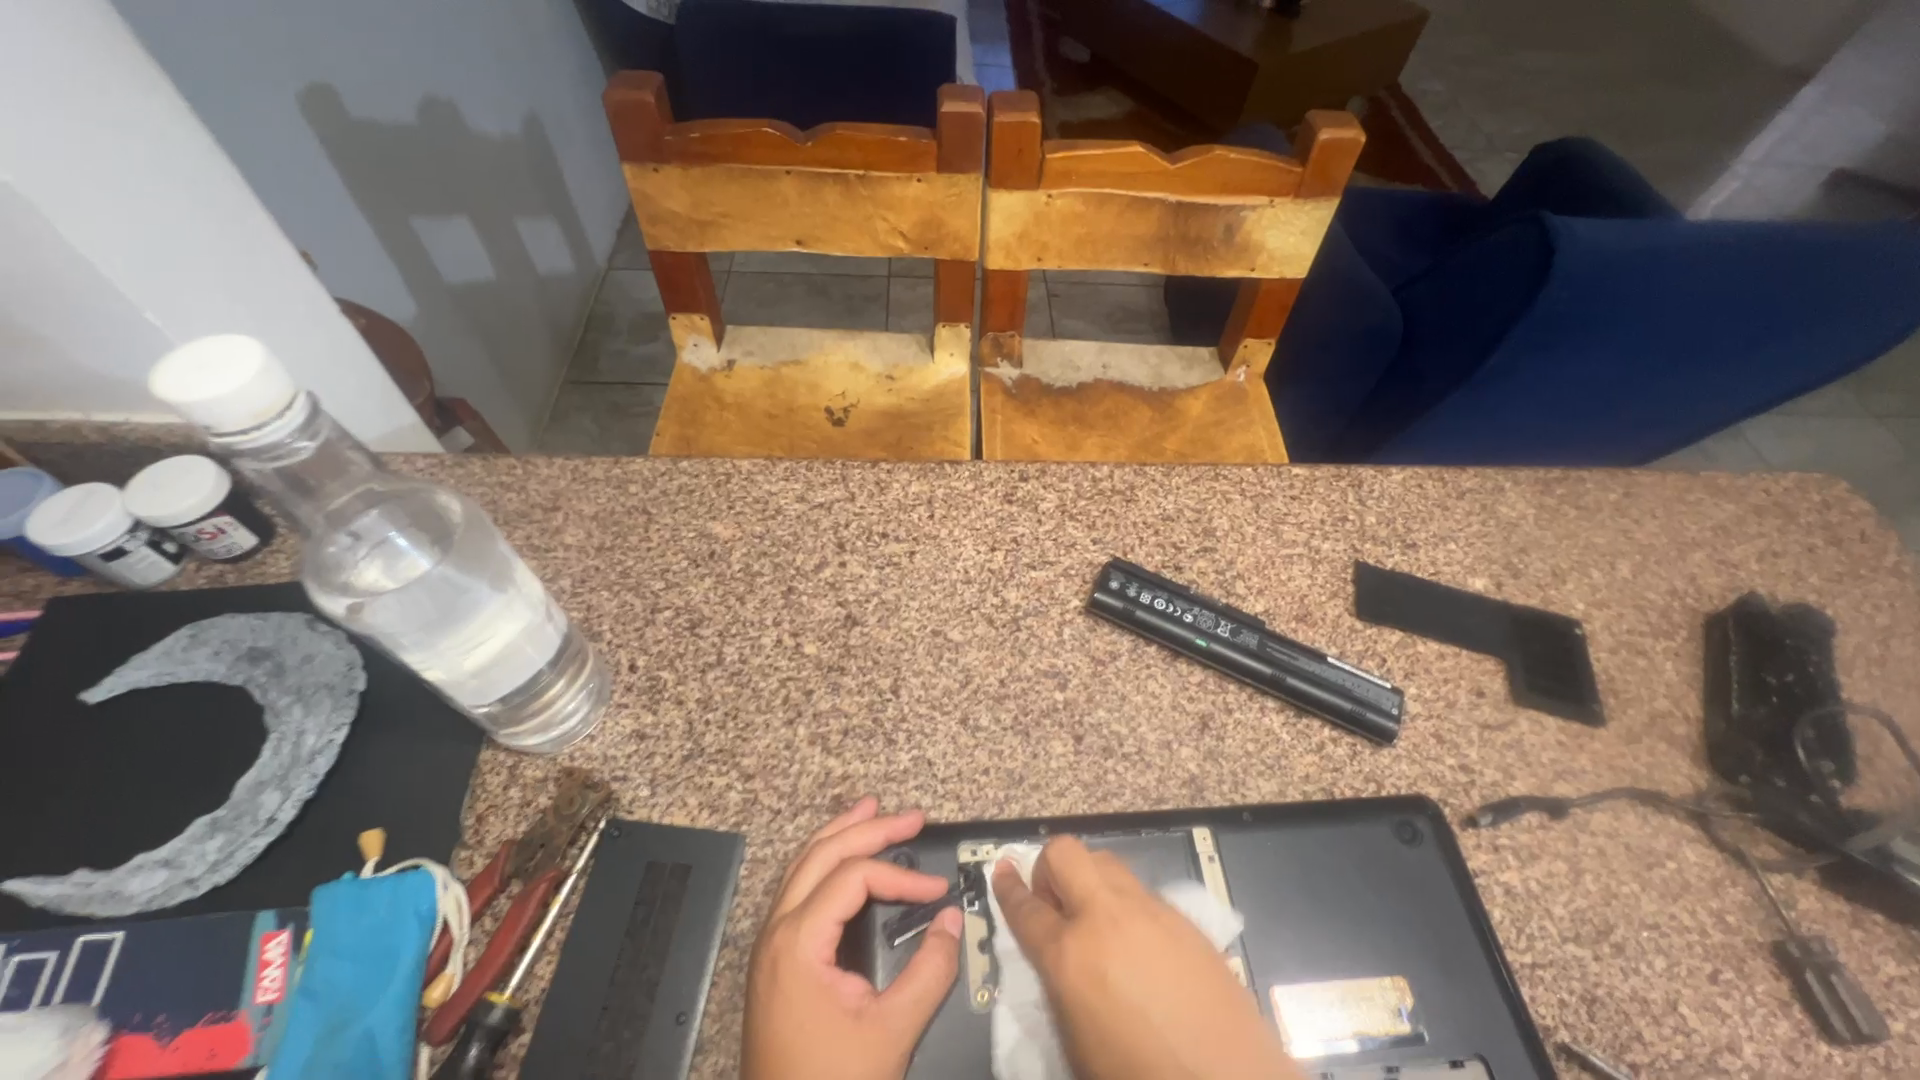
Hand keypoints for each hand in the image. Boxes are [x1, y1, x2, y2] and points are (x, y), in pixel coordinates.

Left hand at [743, 797, 960, 1079]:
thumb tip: (952, 921)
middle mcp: (776, 931)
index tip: (939, 890)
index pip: (853, 877)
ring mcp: (770, 945)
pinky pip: (798, 891)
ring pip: (802, 866)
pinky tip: (845, 861)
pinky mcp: (775, 960)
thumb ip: (929, 972)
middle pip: (821, 855)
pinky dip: (826, 864)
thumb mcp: (891, 1031)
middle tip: (912, 817)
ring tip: (872, 811)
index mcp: (797, 941)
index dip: (900, 875)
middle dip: (868, 828)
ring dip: (840, 835)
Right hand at [993, 836, 1301, 1079]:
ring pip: (1106, 862)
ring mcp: (1149, 912)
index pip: (1024, 907)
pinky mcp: (1185, 919)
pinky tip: (1140, 944)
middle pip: (1064, 854)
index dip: (1007, 887)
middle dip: (1049, 869)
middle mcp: (1106, 918)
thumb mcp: (1074, 1041)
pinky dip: (1127, 904)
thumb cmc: (1138, 1073)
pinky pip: (1142, 892)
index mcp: (1069, 955)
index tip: (1001, 871)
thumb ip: (1058, 986)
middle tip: (1055, 904)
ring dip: (1090, 880)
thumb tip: (1057, 959)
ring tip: (1097, 920)